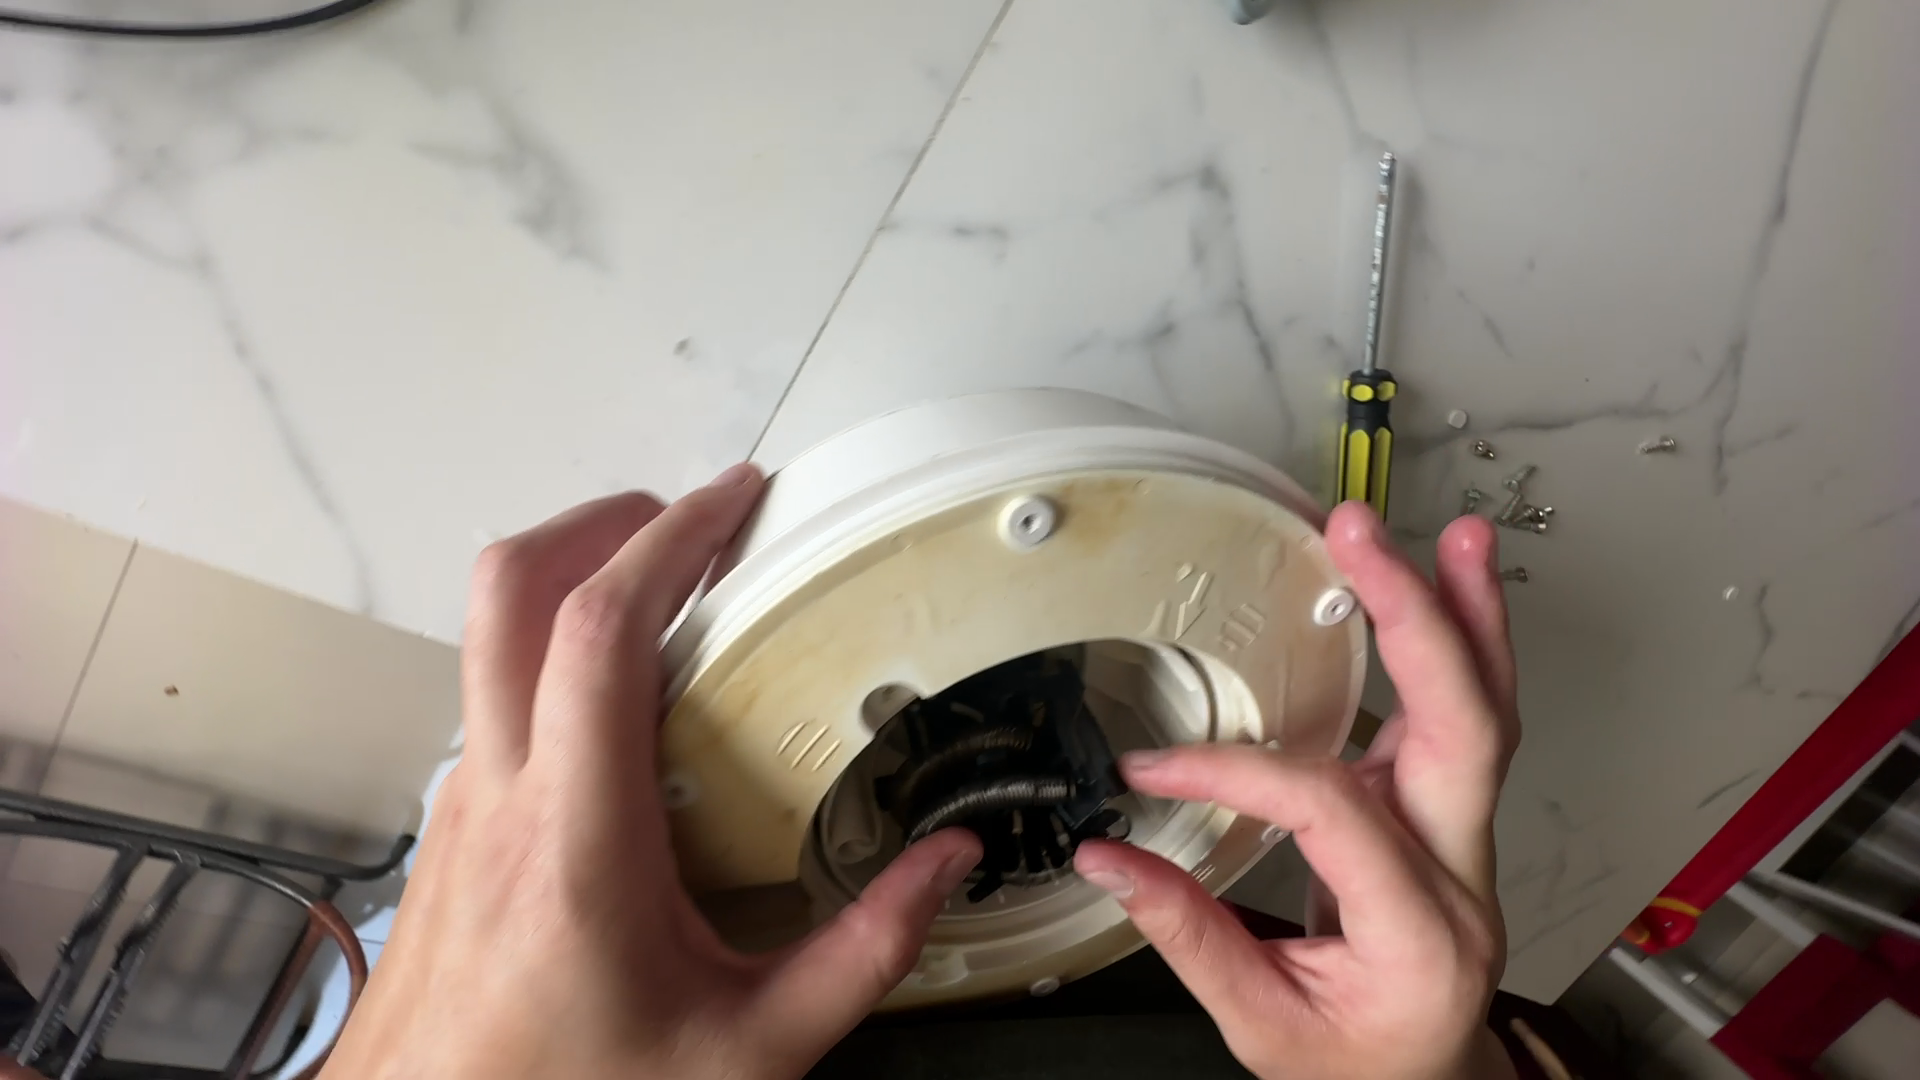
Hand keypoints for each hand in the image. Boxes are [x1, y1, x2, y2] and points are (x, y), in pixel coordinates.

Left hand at [322, 465, 981, 1079]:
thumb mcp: (751, 1048)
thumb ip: (865, 952)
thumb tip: (949, 861)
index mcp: (576, 832)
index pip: (600, 630)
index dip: (670, 540)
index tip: (736, 497)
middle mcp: (502, 792)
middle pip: (512, 590)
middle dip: (606, 520)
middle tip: (698, 520)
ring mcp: (467, 798)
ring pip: (492, 629)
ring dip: (580, 571)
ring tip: (677, 579)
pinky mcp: (460, 816)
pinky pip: (503, 684)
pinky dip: (565, 641)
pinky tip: (638, 688)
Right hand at [1073, 503, 1520, 1079]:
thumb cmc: (1355, 1063)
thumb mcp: (1263, 1025)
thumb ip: (1185, 935)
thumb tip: (1105, 856)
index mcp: (1419, 929)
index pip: (1325, 808)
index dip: (1233, 771)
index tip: (1154, 768)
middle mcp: (1460, 866)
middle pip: (1462, 725)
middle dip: (1411, 619)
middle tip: (1360, 540)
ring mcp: (1461, 830)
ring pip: (1487, 709)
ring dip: (1464, 614)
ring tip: (1448, 537)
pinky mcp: (1437, 804)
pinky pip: (1465, 714)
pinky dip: (1459, 642)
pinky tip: (1440, 591)